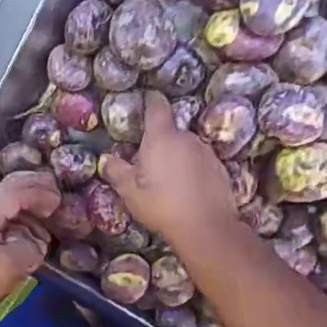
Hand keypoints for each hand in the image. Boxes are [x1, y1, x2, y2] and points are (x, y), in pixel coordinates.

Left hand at [0, 171, 60, 315]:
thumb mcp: (11, 266)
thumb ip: (31, 247)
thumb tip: (40, 242)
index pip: (15, 193)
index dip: (38, 193)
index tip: (57, 200)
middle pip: (8, 188)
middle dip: (33, 185)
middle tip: (55, 187)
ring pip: (6, 200)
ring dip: (28, 197)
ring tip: (48, 201)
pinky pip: (6, 216)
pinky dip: (23, 213)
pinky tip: (34, 222)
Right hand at [104, 91, 237, 247]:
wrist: (207, 227)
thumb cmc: (162, 206)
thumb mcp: (130, 192)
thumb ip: (117, 172)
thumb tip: (106, 159)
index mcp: (162, 138)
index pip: (156, 107)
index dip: (150, 101)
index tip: (146, 99)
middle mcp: (187, 138)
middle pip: (170, 131)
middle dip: (159, 141)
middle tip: (147, 161)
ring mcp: (206, 152)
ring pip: (186, 147)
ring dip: (176, 156)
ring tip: (167, 180)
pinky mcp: (220, 168)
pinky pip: (199, 162)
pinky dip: (191, 170)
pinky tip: (186, 189)